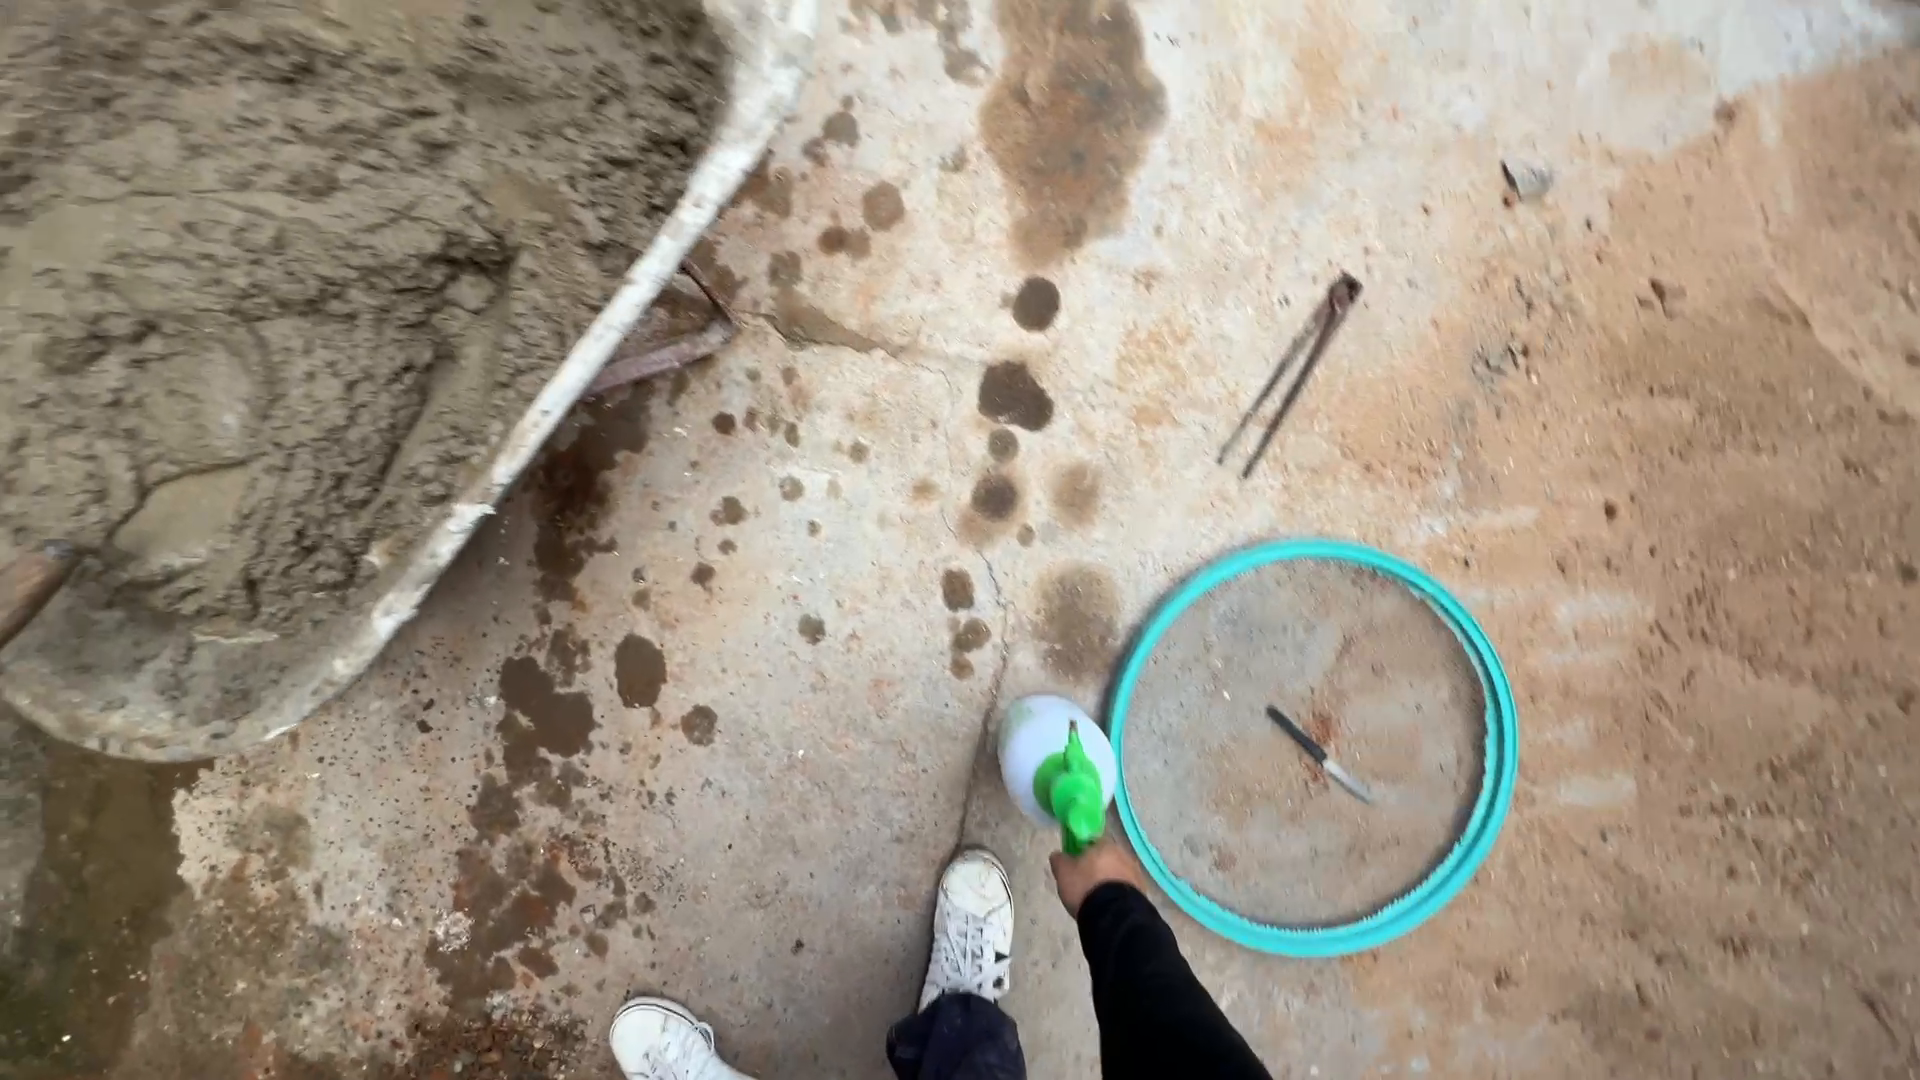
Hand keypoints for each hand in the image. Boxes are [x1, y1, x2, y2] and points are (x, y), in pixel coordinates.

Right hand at [1049, 836, 1147, 916]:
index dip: (1082, 851)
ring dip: (1109, 881)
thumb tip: (1058, 854)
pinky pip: (1125, 889)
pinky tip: (1108, 906)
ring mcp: (1136, 873)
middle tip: (1085, 882)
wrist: (1114, 916)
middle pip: (1106, 857)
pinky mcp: (1143, 892)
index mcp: (1104, 843)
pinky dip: (1117, 894)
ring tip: (1097, 898)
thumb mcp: (1063, 873)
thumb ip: (1059, 860)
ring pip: (1117, 873)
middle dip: (1097, 867)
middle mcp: (1123, 853)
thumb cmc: (1086, 888)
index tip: (1075, 863)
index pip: (1091, 840)